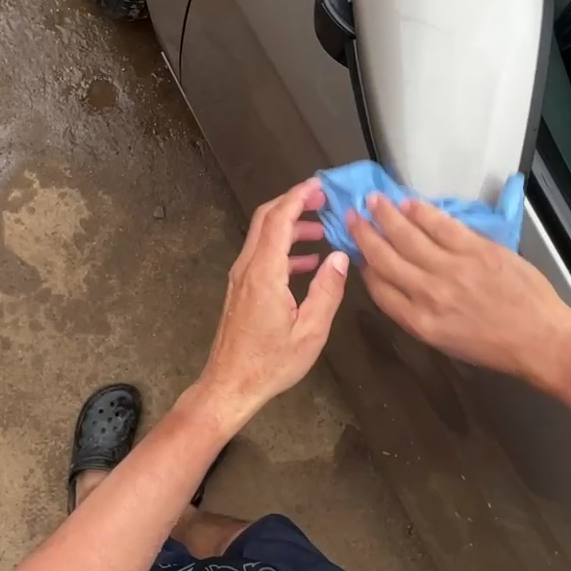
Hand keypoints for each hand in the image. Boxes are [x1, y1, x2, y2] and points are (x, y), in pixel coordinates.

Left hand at [193, 178, 349, 425]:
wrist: (230, 385)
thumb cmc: (270, 363)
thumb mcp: (310, 332)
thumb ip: (327, 291)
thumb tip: (340, 257)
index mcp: (265, 274)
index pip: (278, 219)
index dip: (298, 197)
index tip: (319, 186)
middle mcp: (248, 268)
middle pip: (266, 219)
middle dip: (293, 203)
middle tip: (322, 199)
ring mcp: (241, 278)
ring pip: (263, 236)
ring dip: (291, 227)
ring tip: (322, 230)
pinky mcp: (241, 289)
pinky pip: (262, 256)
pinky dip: (284, 249)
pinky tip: (308, 263)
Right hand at [348, 195, 570, 386]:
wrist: (541, 339)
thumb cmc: (495, 347)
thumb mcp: (445, 340)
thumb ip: (417, 312)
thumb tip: (401, 282)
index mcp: (419, 322)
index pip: (379, 288)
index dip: (364, 267)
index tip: (357, 252)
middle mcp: (428, 293)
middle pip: (384, 258)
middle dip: (363, 235)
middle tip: (351, 216)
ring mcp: (451, 269)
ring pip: (407, 236)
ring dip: (385, 215)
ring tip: (372, 200)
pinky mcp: (475, 250)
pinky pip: (440, 225)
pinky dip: (420, 212)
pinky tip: (407, 203)